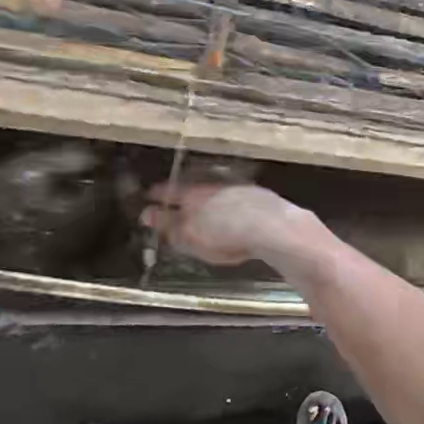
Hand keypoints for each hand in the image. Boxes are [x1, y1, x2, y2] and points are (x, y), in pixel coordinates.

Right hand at [142, 182, 314, 266]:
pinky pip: (239, 202)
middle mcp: (216, 186)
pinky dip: (231, 208)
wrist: (274, 227)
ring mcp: (241, 190)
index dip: (158, 197)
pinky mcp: (262, 199)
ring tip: (204, 214)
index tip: (149, 199)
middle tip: (177, 208)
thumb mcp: (190, 237)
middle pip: (194, 190)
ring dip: (209, 202)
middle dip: (184, 198)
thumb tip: (149, 215)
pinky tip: (234, 218)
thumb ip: (169, 226)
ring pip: (218, 194)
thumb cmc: (226, 234)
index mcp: (193, 193)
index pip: (169, 192)